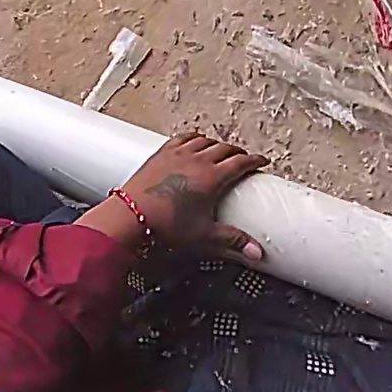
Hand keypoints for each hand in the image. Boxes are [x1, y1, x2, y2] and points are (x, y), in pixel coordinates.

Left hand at [89, 133, 268, 258]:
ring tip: (220, 150)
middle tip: (243, 158)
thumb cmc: (166, 225)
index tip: (261, 161)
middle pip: (224, 148)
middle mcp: (197, 160)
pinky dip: (193, 138)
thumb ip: (233, 240)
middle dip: (237, 152)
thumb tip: (257, 253)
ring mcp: (178, 153)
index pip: (241, 162)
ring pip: (204, 140)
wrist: (131, 216)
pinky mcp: (161, 153)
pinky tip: (193, 142)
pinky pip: (182, 138)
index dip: (254, 161)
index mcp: (212, 177)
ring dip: (216, 144)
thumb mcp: (204, 235)